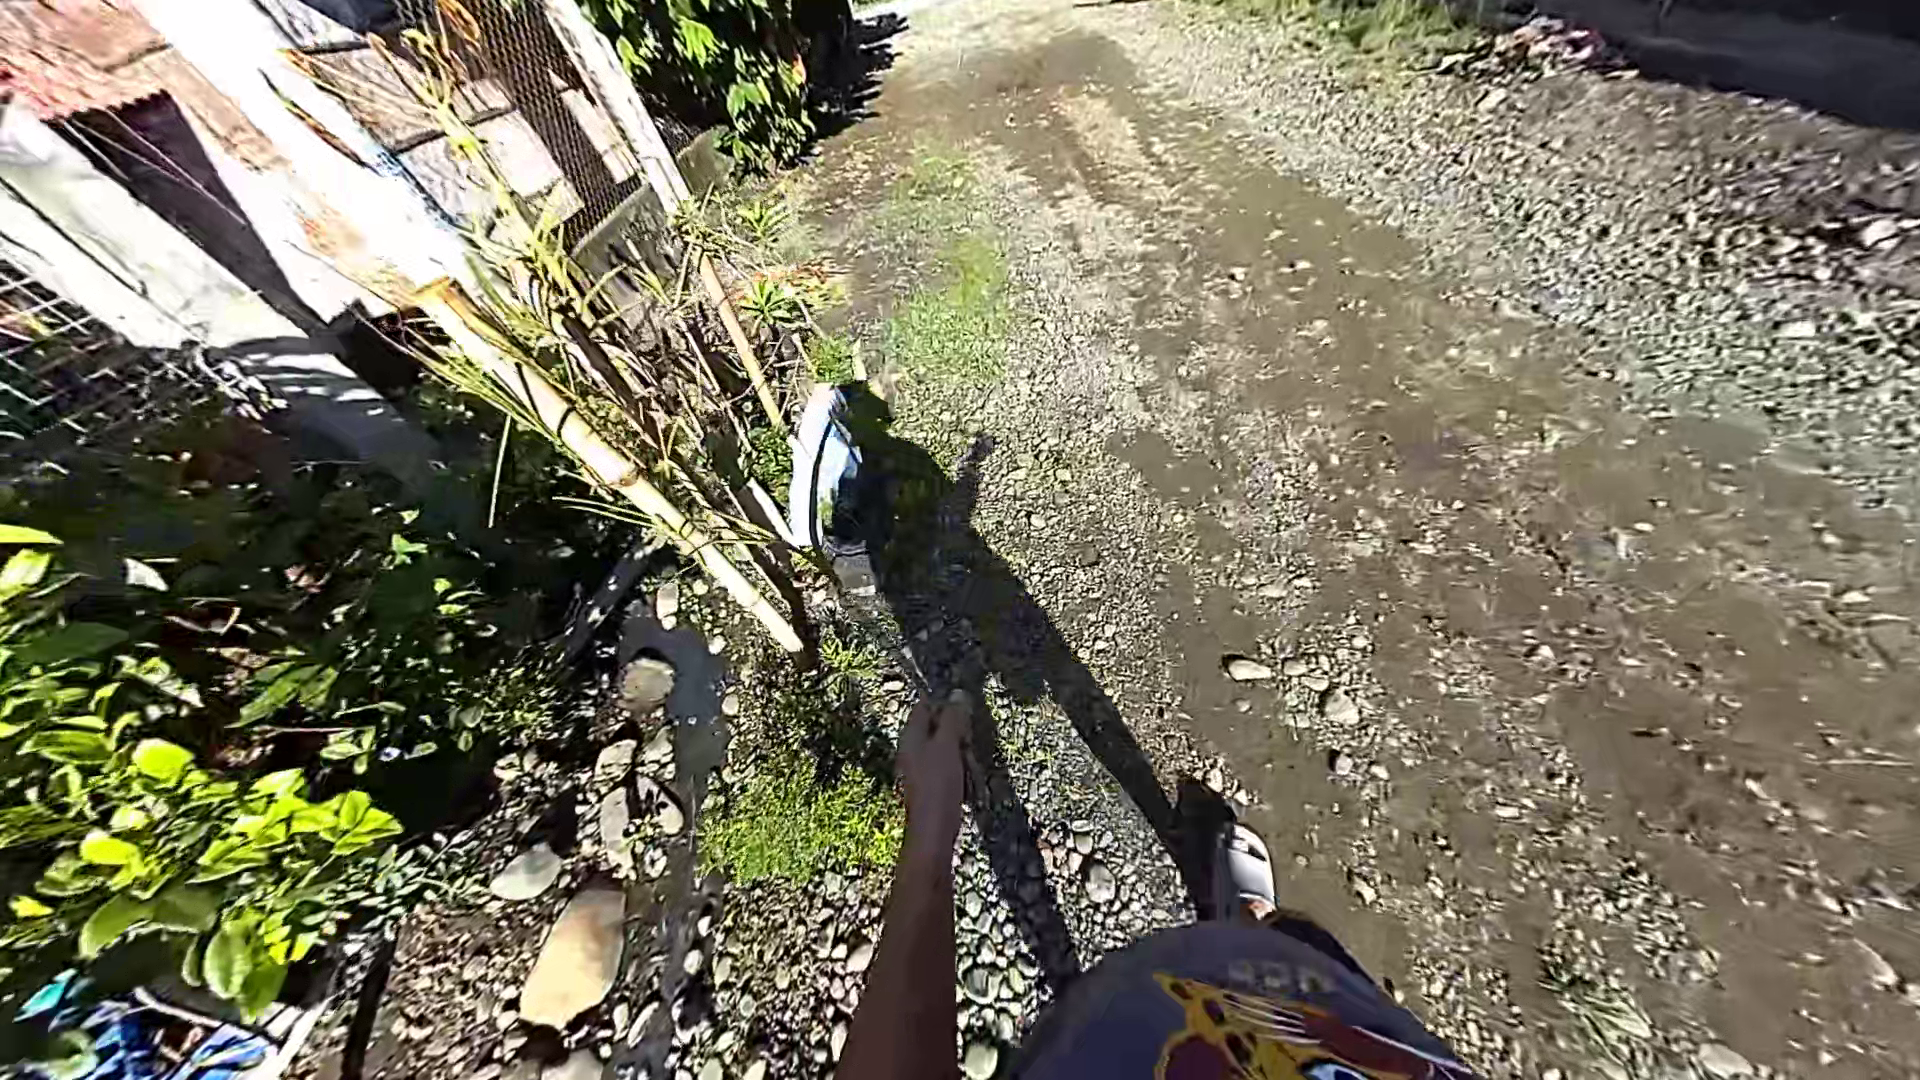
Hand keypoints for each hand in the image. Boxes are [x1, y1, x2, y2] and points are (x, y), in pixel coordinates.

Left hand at [897, 689, 969, 853]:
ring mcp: (921, 766)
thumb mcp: (947, 745)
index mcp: (911, 735)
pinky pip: (949, 765)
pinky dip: (960, 769)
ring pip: (946, 747)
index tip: (964, 715)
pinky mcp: (932, 783)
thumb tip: (958, 694)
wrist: (934, 830)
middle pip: (937, 726)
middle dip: (957, 732)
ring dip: (962, 753)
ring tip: (968, 768)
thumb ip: (952, 718)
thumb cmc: (938, 783)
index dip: (945, 705)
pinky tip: (967, 781)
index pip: (925, 706)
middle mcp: (912, 748)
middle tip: (967, 745)